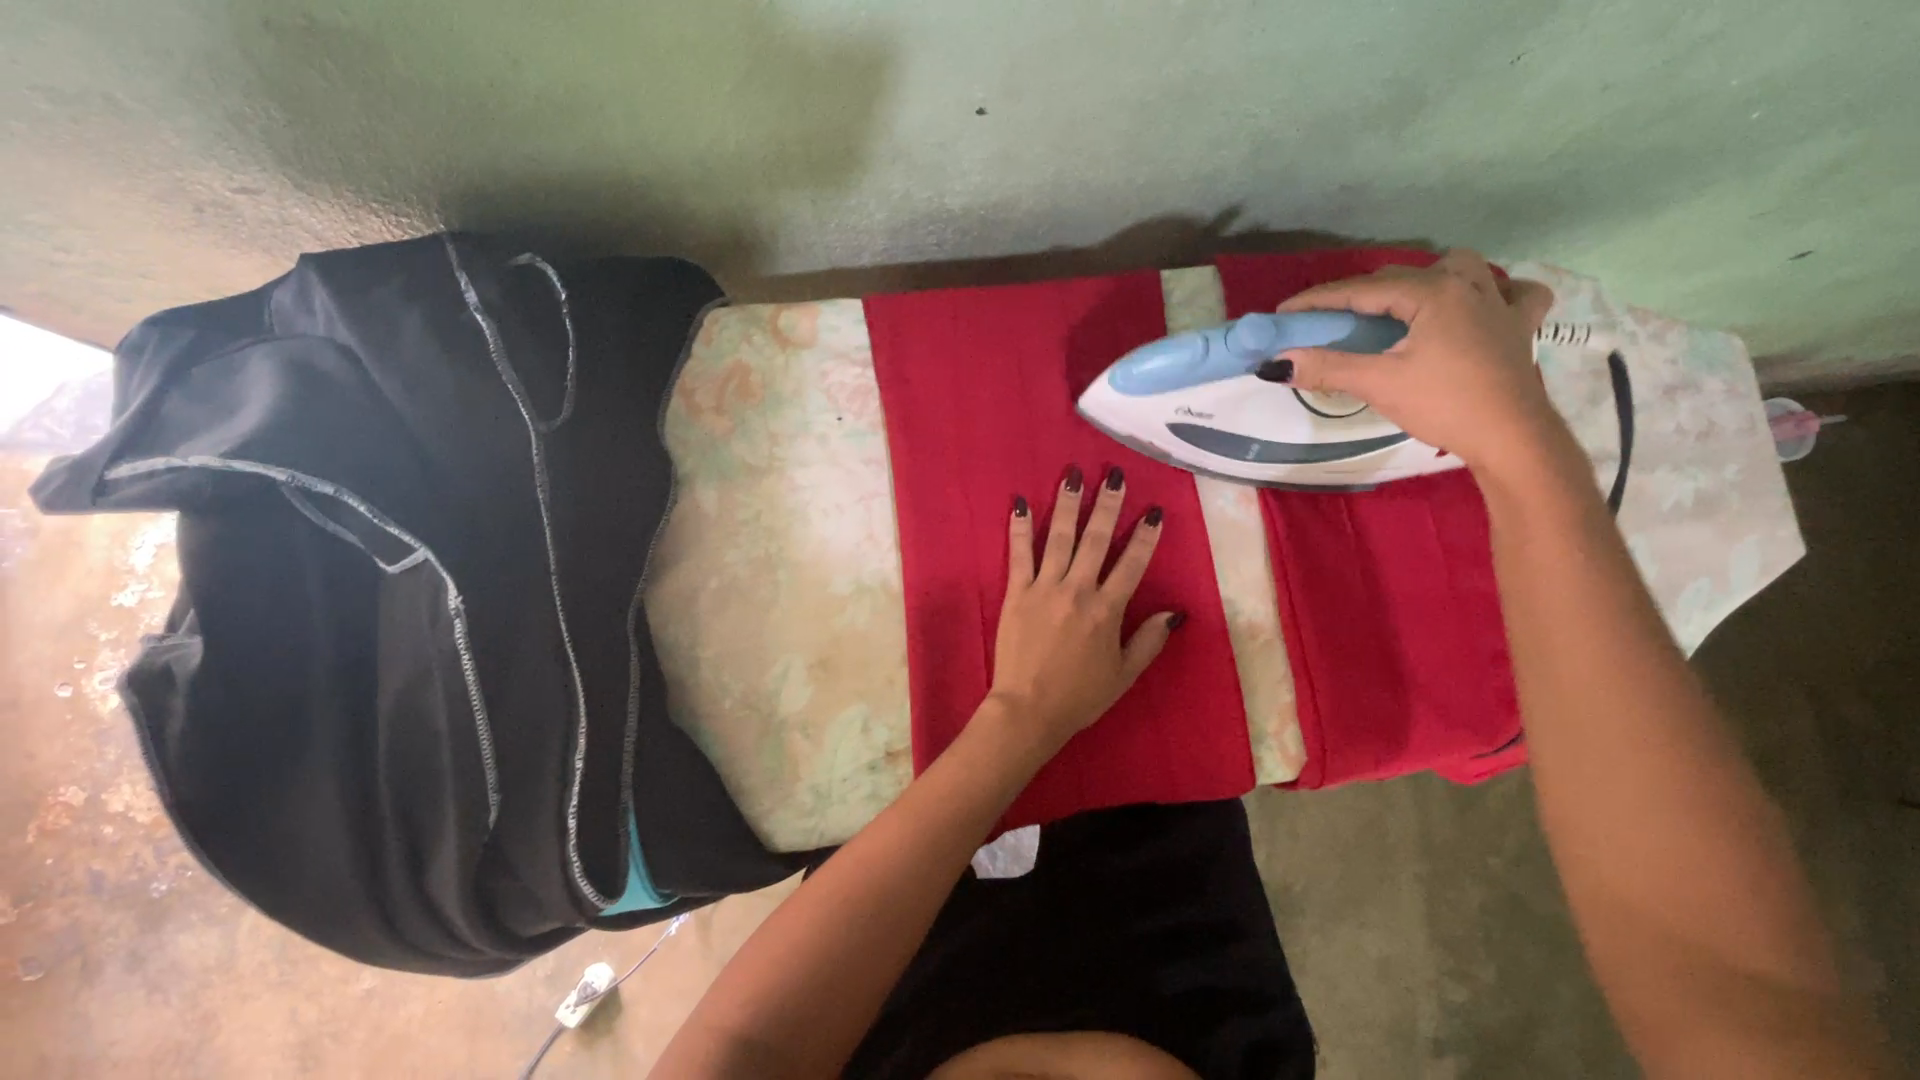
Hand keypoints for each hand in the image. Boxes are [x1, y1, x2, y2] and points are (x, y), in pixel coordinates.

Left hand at [988, 464, 1179, 752]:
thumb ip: (1148, 641)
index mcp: (1108, 610)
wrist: (1028, 710)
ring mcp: (1044, 588)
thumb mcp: (1124, 675)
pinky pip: (1019, 554)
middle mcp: (1078, 590)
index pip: (1132, 564)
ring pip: (1059, 537)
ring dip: (1068, 504)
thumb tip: (1175, 613)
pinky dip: (1019, 527)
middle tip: (1115, 475)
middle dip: (1108, 504)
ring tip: (1073, 475)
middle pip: (1097, 540)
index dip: (1146, 536)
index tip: (1154, 510)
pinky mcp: (1016, 592)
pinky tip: (1019, 503)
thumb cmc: (1079, 697)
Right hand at [1274, 249, 1563, 474]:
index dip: (1318, 300)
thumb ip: (1328, 367)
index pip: (1362, 290)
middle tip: (1330, 320)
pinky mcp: (1520, 326)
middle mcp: (1467, 285)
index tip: (1284, 312)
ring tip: (1406, 304)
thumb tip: (1276, 363)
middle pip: (1403, 277)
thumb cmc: (1444, 404)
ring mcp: (1501, 303)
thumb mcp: (1379, 384)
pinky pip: (1514, 293)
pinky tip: (1482, 308)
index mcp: (1432, 292)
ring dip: (1429, 279)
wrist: (1511, 438)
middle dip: (1362, 293)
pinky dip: (1497, 294)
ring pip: (1461, 269)